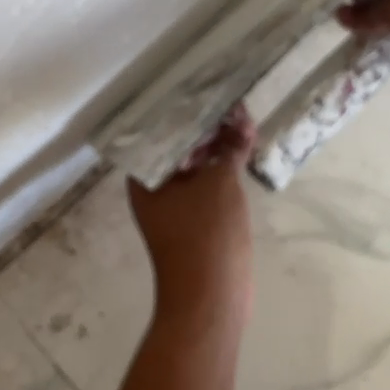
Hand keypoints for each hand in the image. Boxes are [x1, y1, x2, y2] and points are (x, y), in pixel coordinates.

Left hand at [126, 105, 256, 322]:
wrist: (211, 301)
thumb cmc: (206, 236)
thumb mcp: (220, 183)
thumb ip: (229, 149)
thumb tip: (241, 122)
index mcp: (145, 175)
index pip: (161, 130)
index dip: (185, 109)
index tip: (207, 88)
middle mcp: (154, 187)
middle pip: (179, 147)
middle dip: (206, 126)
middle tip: (232, 102)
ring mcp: (174, 206)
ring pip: (195, 165)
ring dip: (217, 146)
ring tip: (244, 120)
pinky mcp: (195, 221)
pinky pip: (206, 184)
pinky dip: (222, 168)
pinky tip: (243, 150)